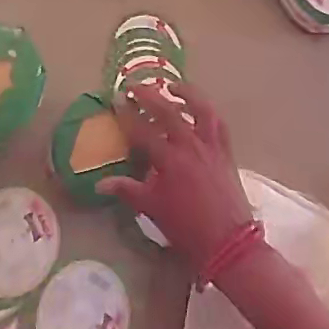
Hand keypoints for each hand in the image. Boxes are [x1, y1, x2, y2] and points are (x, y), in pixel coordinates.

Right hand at [99, 81, 254, 273]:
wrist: (228, 242)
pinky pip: (218, 123)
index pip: (142, 131)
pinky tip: (200, 108)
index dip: (127, 115)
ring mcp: (211, 146)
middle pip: (168, 112)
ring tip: (173, 85)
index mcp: (169, 160)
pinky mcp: (226, 151)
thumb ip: (128, 190)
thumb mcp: (153, 209)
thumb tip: (100, 183)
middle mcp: (190, 146)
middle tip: (135, 87)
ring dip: (186, 93)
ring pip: (200, 109)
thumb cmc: (187, 228)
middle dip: (149, 96)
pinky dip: (208, 111)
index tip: (116, 102)